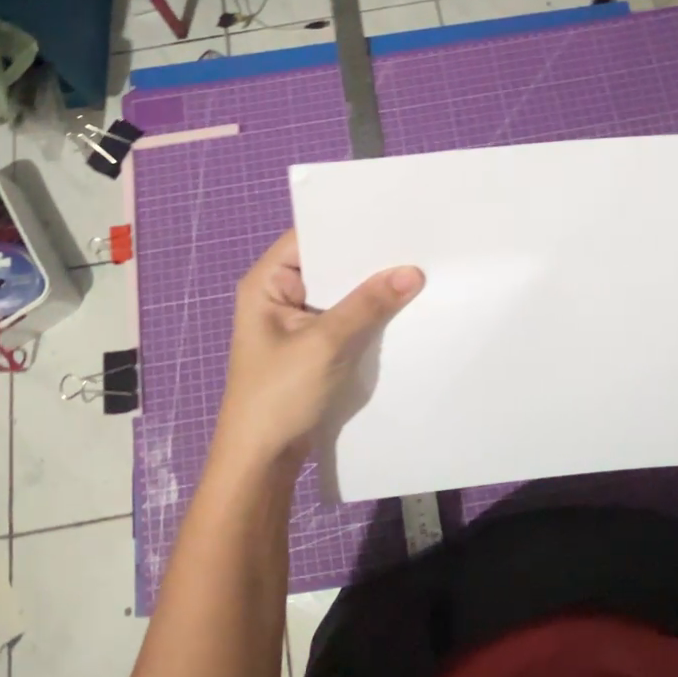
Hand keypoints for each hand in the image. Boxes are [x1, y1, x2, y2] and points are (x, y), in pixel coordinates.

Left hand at [214, 230, 424, 468]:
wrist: (261, 463)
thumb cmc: (279, 396)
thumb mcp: (325, 344)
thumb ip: (368, 305)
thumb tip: (411, 271)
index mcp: (266, 283)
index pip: (308, 237)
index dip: (346, 225)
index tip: (390, 213)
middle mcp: (278, 296)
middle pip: (327, 265)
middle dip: (366, 258)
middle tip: (414, 238)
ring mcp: (295, 323)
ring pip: (339, 294)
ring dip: (369, 288)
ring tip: (416, 265)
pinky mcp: (311, 348)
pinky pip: (343, 319)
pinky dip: (367, 314)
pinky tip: (401, 305)